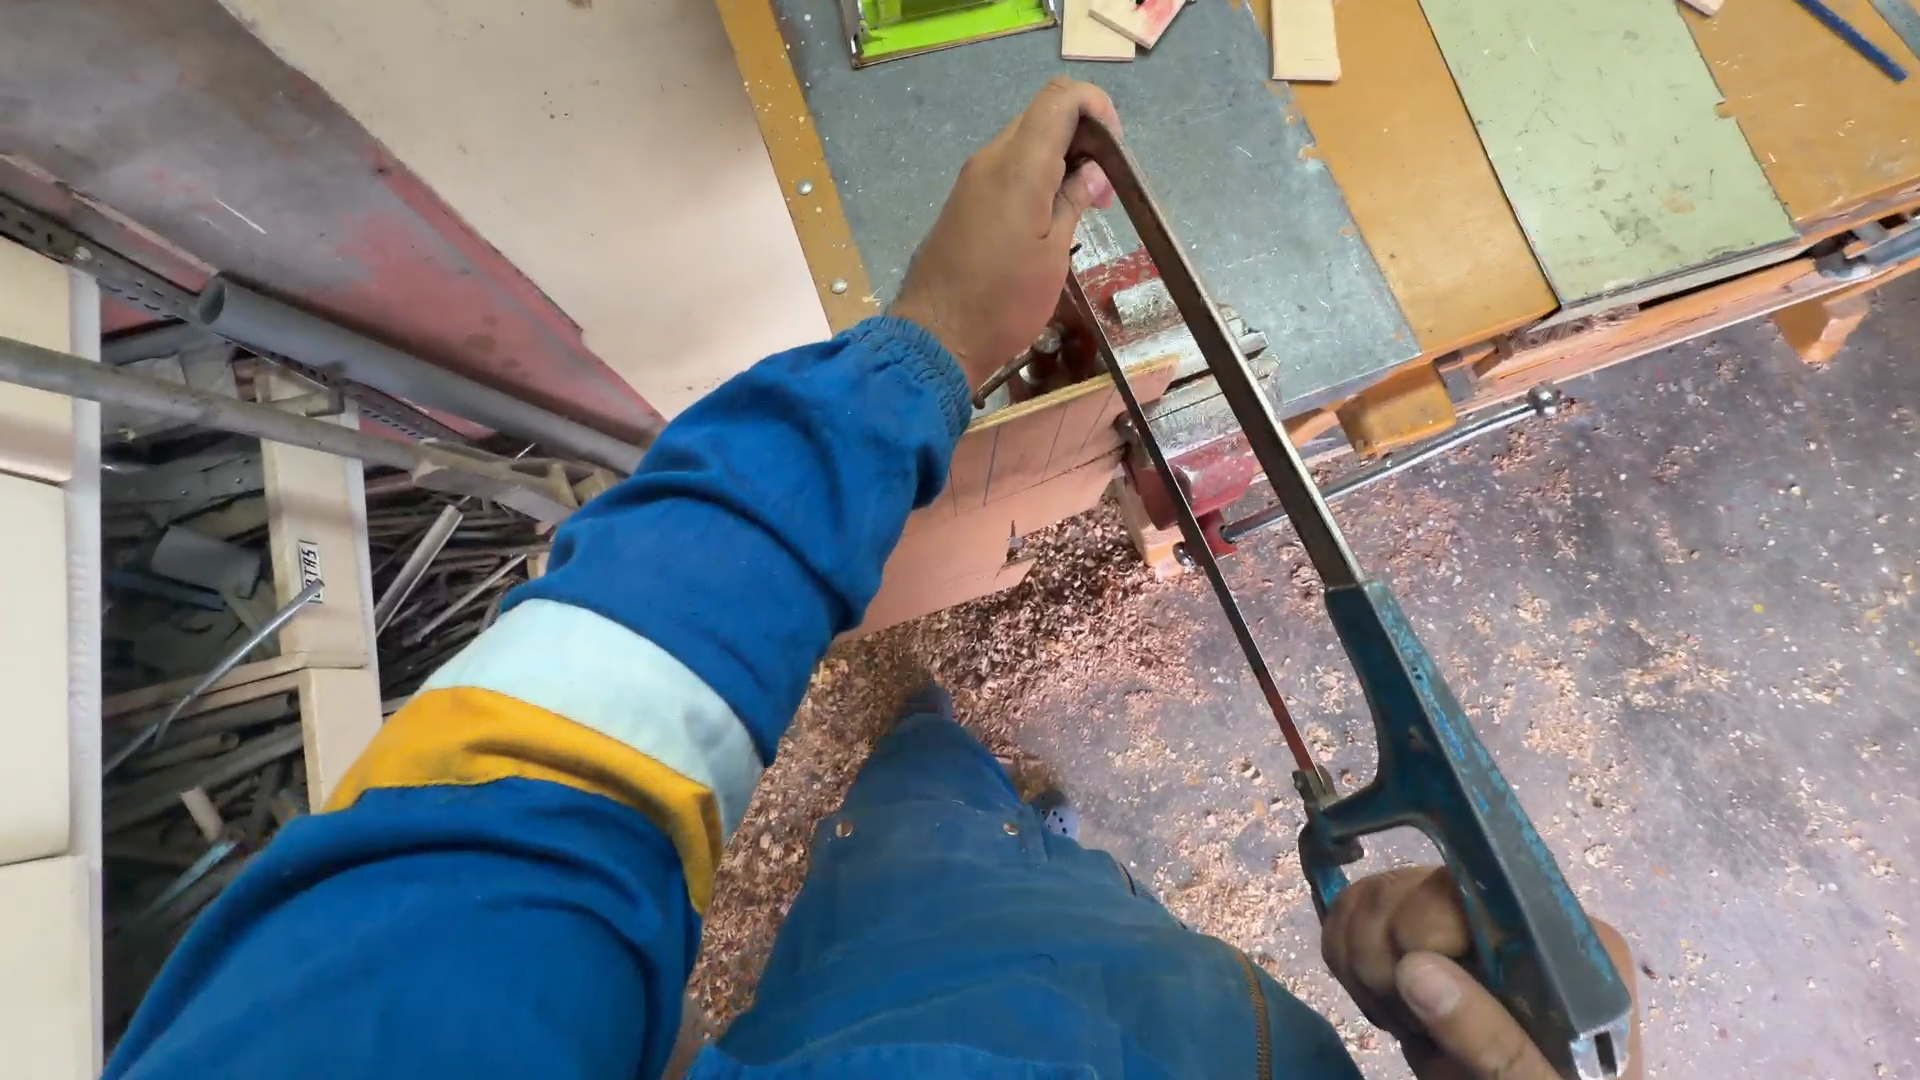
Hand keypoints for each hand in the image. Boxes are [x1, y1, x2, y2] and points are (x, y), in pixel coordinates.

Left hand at [890, 77, 1119, 388]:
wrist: (936, 339)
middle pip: (1041, 119)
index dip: (1096, 108)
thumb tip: (1091, 172)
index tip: (1114, 152)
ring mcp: (970, 182)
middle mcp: (989, 161)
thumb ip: (1072, 204)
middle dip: (1079, 141)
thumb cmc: (1003, 304)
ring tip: (1077, 211)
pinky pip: (1003, 174)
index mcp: (1018, 167)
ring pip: (1021, 147)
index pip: (1060, 98)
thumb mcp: (1052, 258)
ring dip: (1055, 165)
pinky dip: (1031, 182)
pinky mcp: (961, 205)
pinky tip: (1044, 222)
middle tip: (1100, 193)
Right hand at [1321, 867, 1640, 1079]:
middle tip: (1409, 1027)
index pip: (1467, 891)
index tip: (1423, 1004)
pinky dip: (1342, 954)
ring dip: (1362, 965)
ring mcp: (1449, 909)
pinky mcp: (1406, 919)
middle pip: (1405, 889)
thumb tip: (1413, 968)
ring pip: (1367, 895)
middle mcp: (1501, 907)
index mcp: (1558, 939)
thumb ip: (1490, 1040)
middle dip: (1385, 961)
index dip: (1423, 935)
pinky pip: (1346, 906)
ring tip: (1402, 1023)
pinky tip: (1379, 1003)